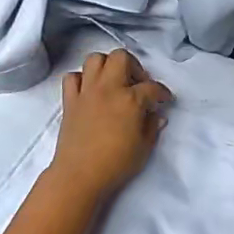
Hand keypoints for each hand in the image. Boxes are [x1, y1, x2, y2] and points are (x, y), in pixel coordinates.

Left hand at [50, 49, 172, 199]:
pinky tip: (89, 91)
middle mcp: (108, 88)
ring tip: (113, 82)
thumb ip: (152, 127)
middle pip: (121, 58)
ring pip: (94, 59)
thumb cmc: (115, 165)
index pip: (152, 87)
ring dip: (106, 66)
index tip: (164, 100)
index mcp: (130, 100)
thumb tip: (157, 115)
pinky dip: (81, 79)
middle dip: (133, 66)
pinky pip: (72, 78)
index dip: (162, 92)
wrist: (80, 175)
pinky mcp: (69, 102)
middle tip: (137, 83)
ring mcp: (86, 92)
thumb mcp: (144, 148)